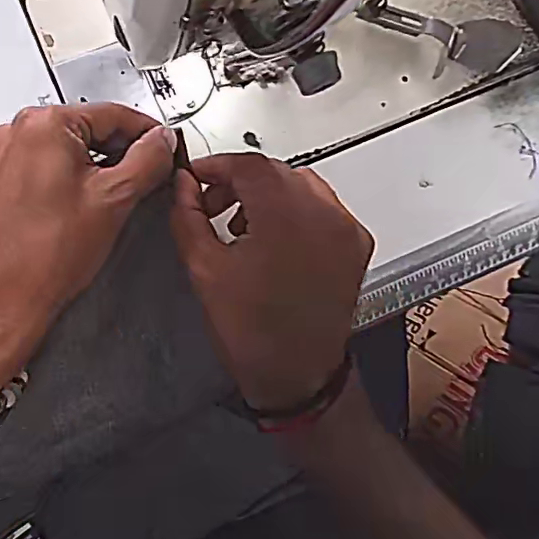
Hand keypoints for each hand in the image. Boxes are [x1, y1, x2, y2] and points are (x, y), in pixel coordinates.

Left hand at [0, 103, 176, 390]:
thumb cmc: (45, 256)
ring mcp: (4, 157)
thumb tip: (161, 141)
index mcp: (43, 125)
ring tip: (114, 198)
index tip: (164, 146)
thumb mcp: (115, 199)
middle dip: (121, 151)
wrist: (7, 298)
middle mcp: (17, 133)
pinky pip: (46, 166)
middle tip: (148, 174)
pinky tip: (83, 207)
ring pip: (68, 148)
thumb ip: (147, 160)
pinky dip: (71, 179)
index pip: (112, 113)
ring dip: (97, 166)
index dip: (148, 132)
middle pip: (88, 128)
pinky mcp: (1, 180)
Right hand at [168, 153, 374, 410]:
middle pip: (274, 170)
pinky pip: (321, 207)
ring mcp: (344, 229)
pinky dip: (293, 210)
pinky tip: (271, 236)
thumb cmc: (254, 333)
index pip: (248, 164)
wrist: (296, 374)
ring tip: (238, 223)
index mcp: (284, 216)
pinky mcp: (355, 244)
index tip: (197, 176)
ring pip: (299, 185)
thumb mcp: (204, 269)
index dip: (215, 166)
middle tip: (209, 201)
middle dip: (237, 181)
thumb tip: (184, 187)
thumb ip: (188, 216)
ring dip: (265, 193)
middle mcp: (323, 215)